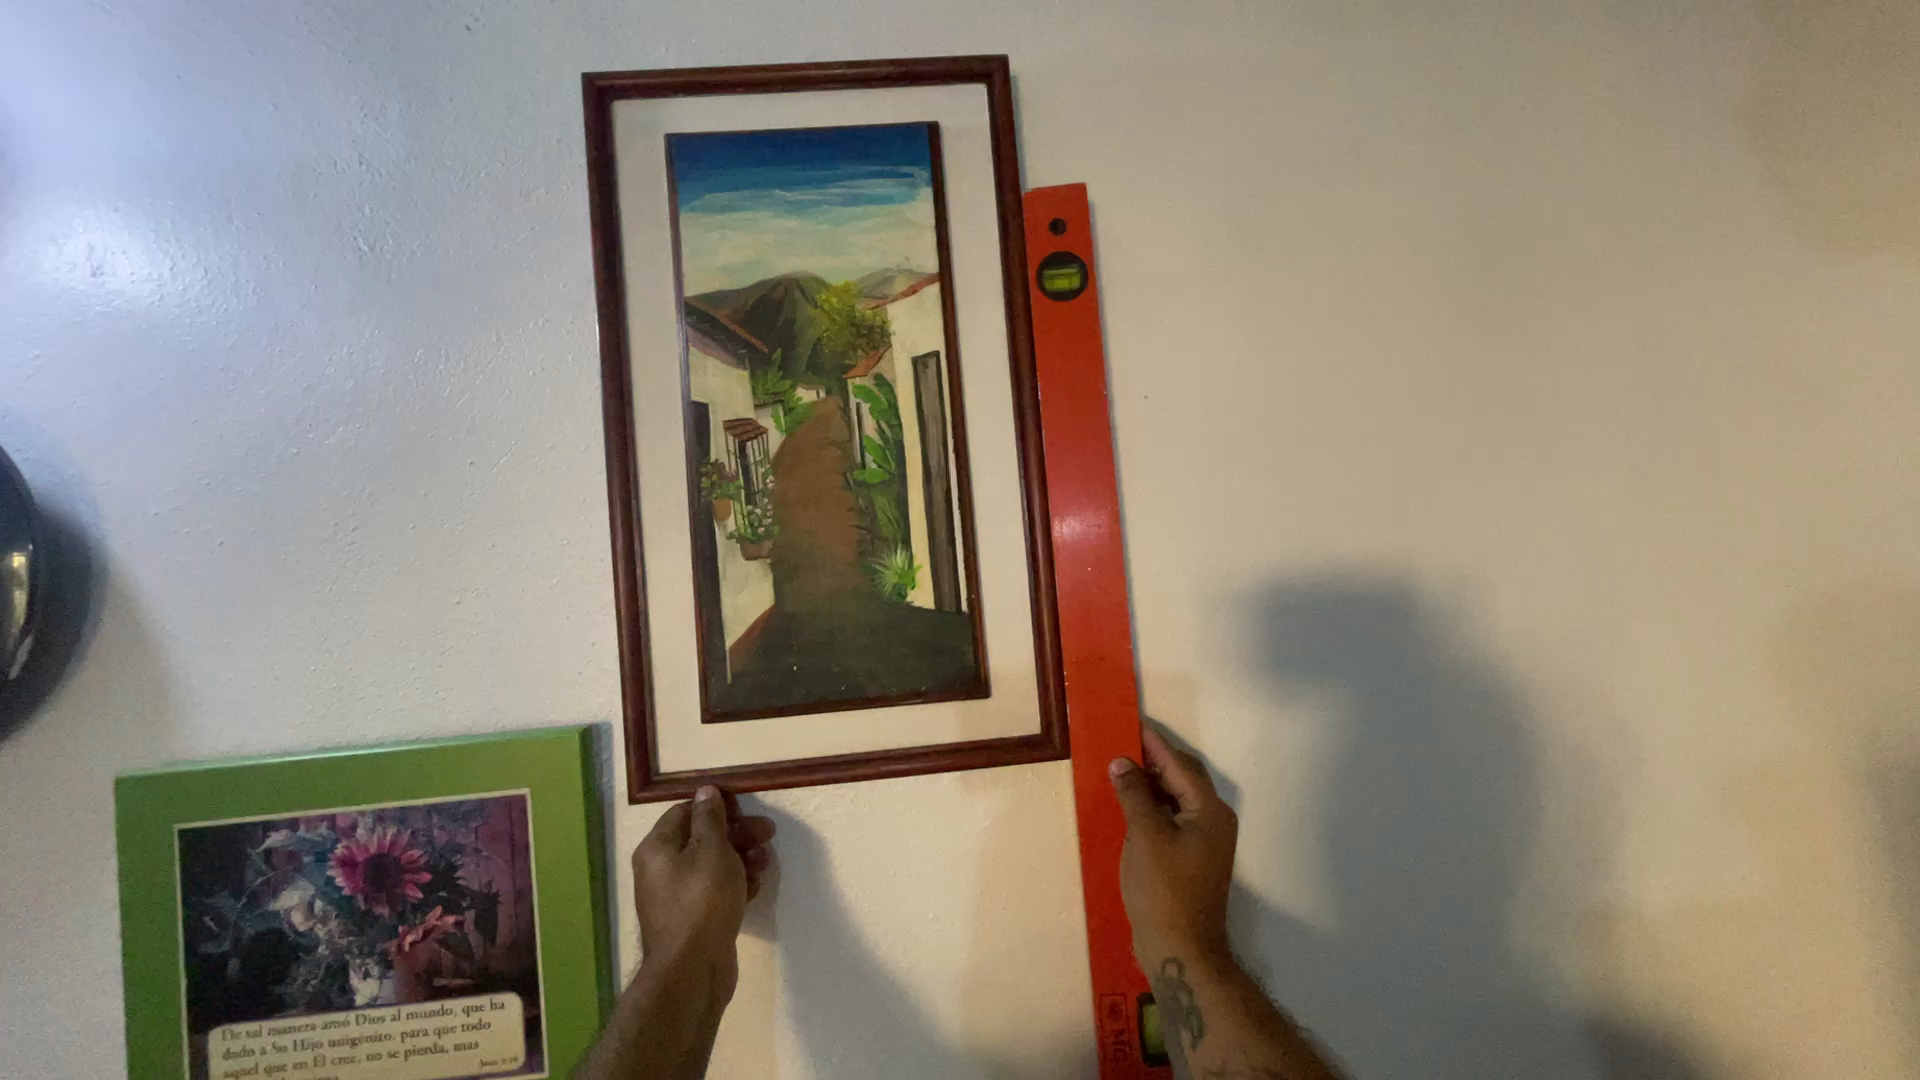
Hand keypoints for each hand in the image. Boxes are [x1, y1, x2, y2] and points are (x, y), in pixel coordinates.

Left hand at [632, 786, 775, 997]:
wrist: (692, 971)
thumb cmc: (702, 900)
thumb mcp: (711, 850)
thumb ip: (710, 818)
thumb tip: (705, 791)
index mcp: (658, 848)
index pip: (685, 812)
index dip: (717, 807)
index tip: (746, 809)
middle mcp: (661, 870)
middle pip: (702, 838)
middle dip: (737, 833)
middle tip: (768, 833)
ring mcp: (676, 897)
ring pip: (712, 865)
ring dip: (741, 857)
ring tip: (766, 861)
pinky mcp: (693, 920)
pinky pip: (716, 891)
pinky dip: (736, 884)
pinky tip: (756, 887)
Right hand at [1109, 728, 1237, 970]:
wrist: (1181, 950)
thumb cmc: (1164, 889)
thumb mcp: (1145, 835)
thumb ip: (1134, 794)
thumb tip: (1121, 762)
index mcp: (1209, 811)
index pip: (1180, 765)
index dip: (1155, 744)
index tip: (1132, 723)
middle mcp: (1213, 821)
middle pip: (1183, 778)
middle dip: (1154, 760)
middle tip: (1122, 743)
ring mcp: (1204, 842)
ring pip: (1176, 798)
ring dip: (1151, 783)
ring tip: (1120, 769)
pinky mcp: (1190, 858)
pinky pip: (1171, 818)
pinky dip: (1151, 806)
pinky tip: (1128, 805)